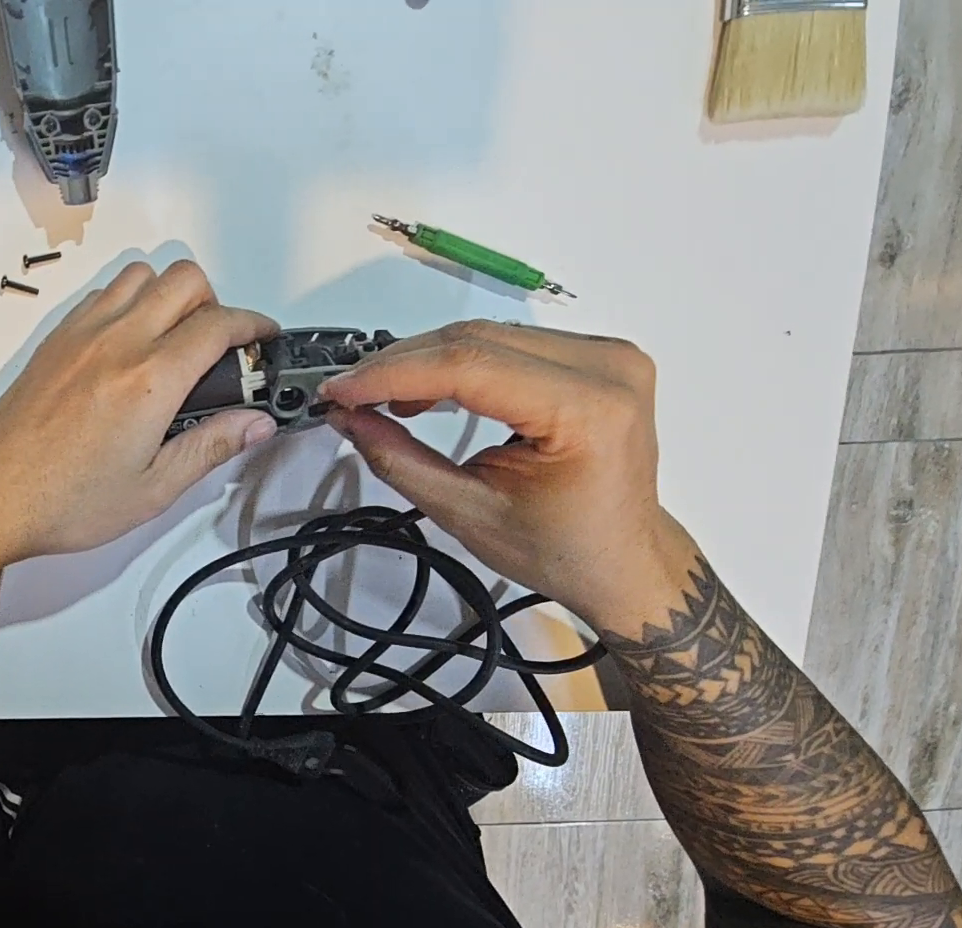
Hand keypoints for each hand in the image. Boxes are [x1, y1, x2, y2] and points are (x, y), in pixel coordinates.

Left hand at [0, 261, 277, 563]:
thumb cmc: (64, 501)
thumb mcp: (153, 489)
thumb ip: (211, 447)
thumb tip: (255, 424)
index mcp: (150, 381)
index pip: (219, 324)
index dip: (253, 325)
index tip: (262, 338)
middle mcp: (116, 342)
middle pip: (185, 279)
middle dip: (215, 302)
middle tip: (217, 347)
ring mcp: (80, 335)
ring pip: (140, 274)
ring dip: (168, 294)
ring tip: (172, 341)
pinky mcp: (54, 340)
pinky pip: (101, 294)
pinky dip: (127, 302)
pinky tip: (126, 345)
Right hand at [319, 320, 699, 634]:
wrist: (621, 558)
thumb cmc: (559, 548)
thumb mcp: (464, 511)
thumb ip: (399, 459)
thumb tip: (348, 418)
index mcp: (588, 410)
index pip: (468, 367)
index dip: (392, 374)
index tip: (340, 391)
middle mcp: (606, 368)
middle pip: (474, 341)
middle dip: (398, 364)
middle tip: (347, 393)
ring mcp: (604, 356)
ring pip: (484, 335)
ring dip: (420, 361)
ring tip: (376, 397)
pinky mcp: (590, 357)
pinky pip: (504, 343)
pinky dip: (452, 363)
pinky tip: (422, 391)